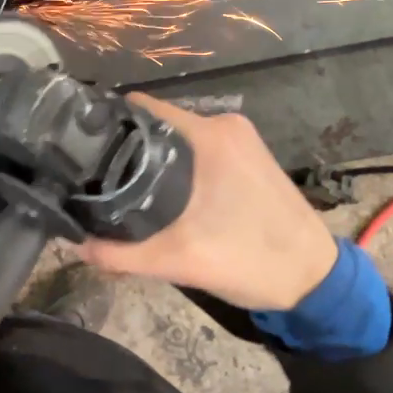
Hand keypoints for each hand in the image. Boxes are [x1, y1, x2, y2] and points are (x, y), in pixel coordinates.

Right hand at [78, 92, 336, 310]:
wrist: (318, 283)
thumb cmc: (251, 260)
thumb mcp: (179, 260)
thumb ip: (121, 254)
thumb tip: (74, 245)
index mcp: (208, 135)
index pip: (138, 109)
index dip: (105, 123)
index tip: (79, 145)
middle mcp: (223, 126)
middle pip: (154, 124)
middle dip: (125, 145)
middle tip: (95, 174)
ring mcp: (239, 140)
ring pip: (175, 138)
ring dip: (150, 157)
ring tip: (119, 183)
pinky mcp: (248, 157)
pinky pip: (196, 149)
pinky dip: (176, 165)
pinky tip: (159, 191)